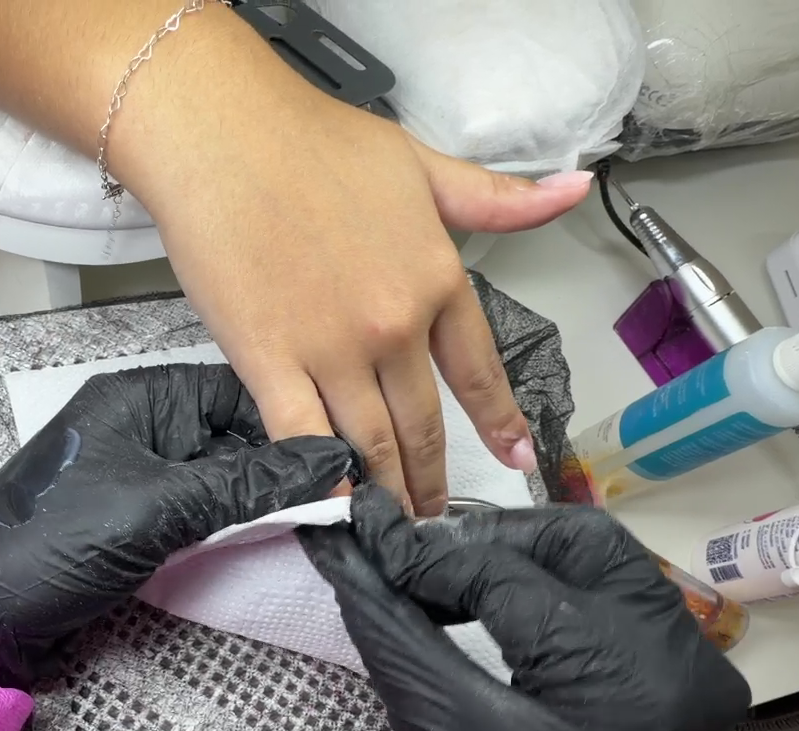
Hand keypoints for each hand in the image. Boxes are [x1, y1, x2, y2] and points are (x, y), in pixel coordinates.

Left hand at [0, 364, 350, 688]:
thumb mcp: (158, 506)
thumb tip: (329, 464)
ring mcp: (138, 474)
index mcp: (140, 397)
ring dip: (259, 498)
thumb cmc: (57, 543)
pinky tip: (269, 537)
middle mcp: (142, 425)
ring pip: (218, 475)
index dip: (290, 422)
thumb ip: (245, 484)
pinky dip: (230, 523)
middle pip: (231, 434)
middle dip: (279, 467)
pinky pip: (196, 509)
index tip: (347, 458)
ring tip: (319, 520)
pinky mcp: (135, 518)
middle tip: (344, 498)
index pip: (235, 391)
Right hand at [115, 57, 588, 516]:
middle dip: (431, 477)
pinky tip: (337, 508)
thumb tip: (572, 190)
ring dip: (386, 488)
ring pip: (369, 440)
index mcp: (436, 279)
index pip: (477, 371)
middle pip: (422, 423)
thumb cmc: (312, 146)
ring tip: (393, 521)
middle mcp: (394, 326)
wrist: (226, 140)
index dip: (499, 421)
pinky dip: (323, 476)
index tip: (514, 460)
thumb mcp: (420, 164)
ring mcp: (332, 350)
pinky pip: (303, 435)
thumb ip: (492, 197)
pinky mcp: (269, 362)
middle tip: (433, 513)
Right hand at [299, 488, 749, 730]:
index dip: (423, 554)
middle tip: (415, 559)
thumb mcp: (429, 715)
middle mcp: (683, 657)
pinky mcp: (682, 664)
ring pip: (597, 554)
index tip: (364, 534)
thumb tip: (336, 541)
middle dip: (482, 539)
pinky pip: (610, 586)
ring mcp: (695, 659)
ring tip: (447, 578)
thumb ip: (383, 617)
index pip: (507, 577)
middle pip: (575, 541)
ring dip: (514, 552)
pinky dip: (544, 578)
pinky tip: (492, 599)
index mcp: (622, 681)